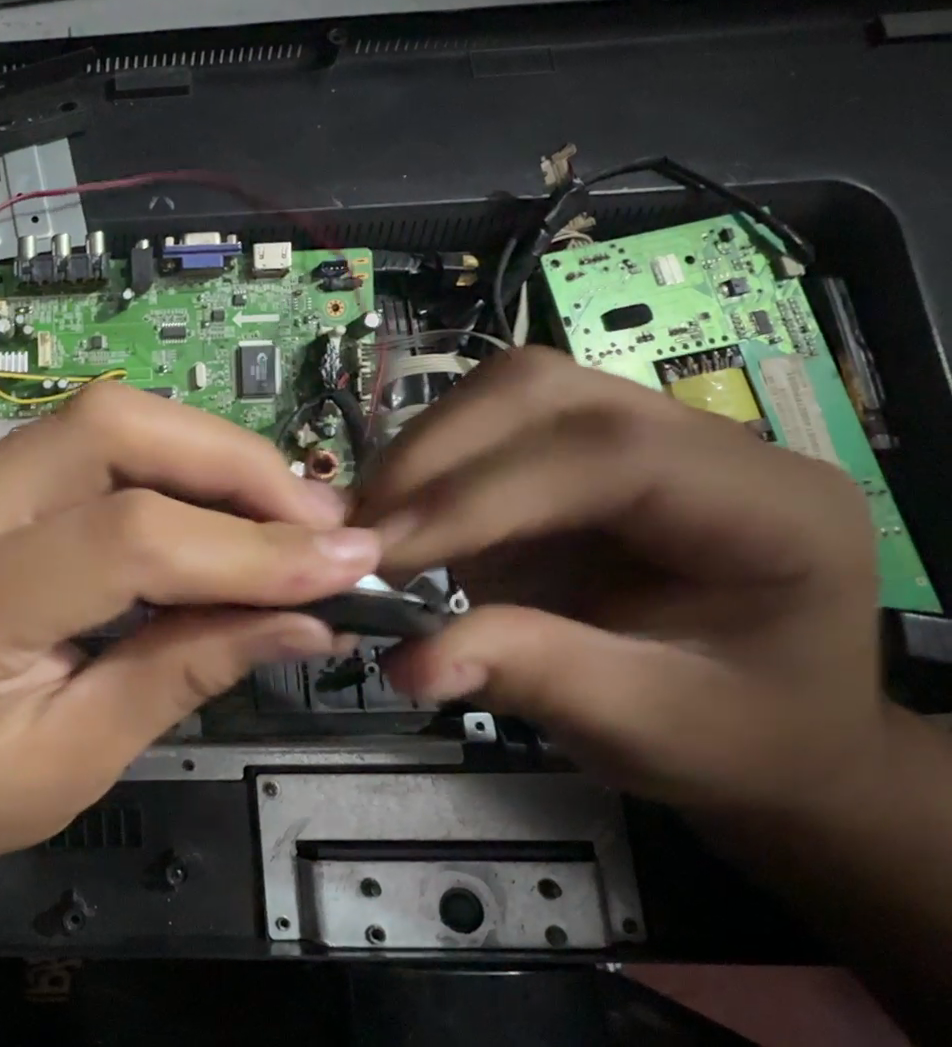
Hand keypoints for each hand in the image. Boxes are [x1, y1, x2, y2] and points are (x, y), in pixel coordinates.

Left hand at [0, 382, 380, 898]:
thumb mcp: (81, 754)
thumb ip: (188, 668)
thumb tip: (307, 613)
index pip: (124, 538)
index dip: (246, 546)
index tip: (346, 565)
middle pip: (104, 428)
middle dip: (227, 461)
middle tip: (315, 522)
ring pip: (93, 423)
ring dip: (198, 455)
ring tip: (280, 516)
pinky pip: (75, 452)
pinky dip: (157, 469)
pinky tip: (210, 513)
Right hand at [351, 347, 886, 817]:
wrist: (764, 732)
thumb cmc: (732, 736)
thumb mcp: (647, 726)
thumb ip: (535, 675)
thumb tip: (405, 660)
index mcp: (769, 508)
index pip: (609, 453)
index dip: (479, 496)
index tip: (383, 556)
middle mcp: (704, 445)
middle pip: (542, 393)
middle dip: (433, 457)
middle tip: (360, 539)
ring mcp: (634, 438)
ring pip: (502, 394)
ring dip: (418, 456)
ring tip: (369, 532)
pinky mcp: (572, 456)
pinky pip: (481, 428)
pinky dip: (421, 470)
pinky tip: (393, 525)